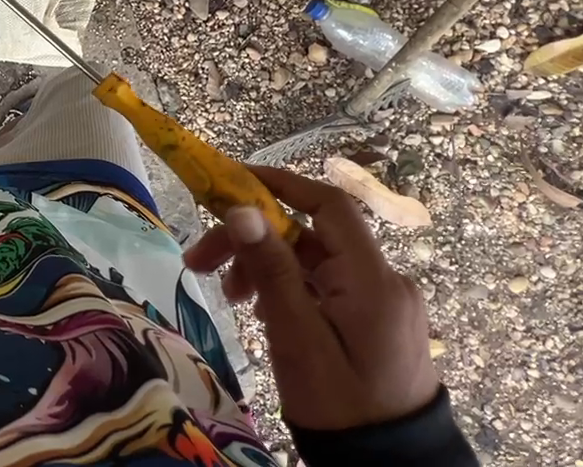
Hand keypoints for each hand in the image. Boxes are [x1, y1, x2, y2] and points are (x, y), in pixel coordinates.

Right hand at [182, 165, 439, 431]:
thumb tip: (242, 208)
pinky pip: (321, 284)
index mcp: (372, 279)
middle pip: (307, 235)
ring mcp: (380, 302)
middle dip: (250, 239)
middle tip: (199, 259)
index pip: (330, 205)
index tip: (230, 180)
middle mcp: (383, 280)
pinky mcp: (374, 321)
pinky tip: (258, 309)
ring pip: (309, 260)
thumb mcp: (297, 335)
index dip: (281, 183)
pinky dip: (284, 286)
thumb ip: (272, 268)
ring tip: (226, 295)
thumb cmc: (339, 402)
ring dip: (262, 266)